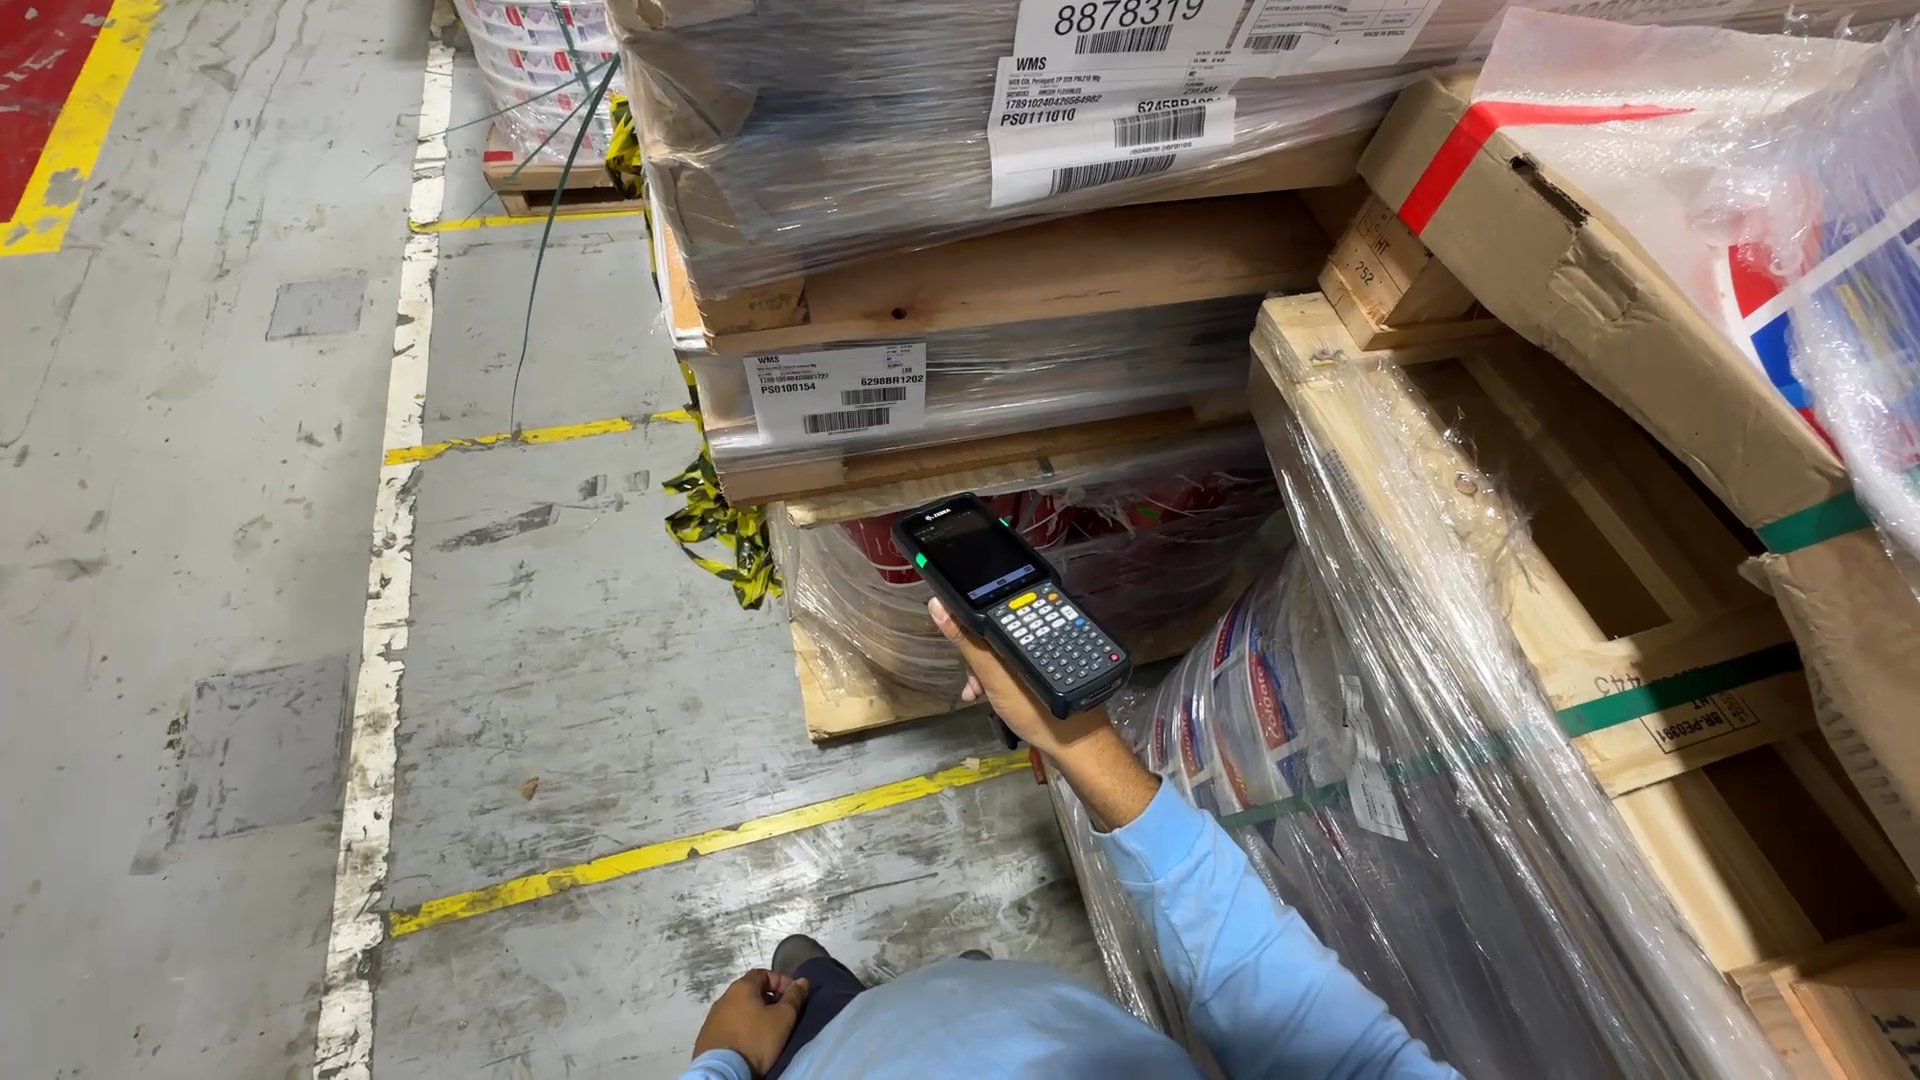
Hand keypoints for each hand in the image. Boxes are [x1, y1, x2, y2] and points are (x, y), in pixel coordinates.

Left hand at [691, 969, 808, 1075]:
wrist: (722, 1073)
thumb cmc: (756, 1040)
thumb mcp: (783, 1018)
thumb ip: (794, 997)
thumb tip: (802, 981)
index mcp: (742, 987)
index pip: (764, 973)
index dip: (781, 981)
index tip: (792, 996)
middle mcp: (724, 997)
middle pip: (750, 991)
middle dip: (768, 999)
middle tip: (781, 1014)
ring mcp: (712, 1018)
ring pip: (738, 1009)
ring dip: (753, 1015)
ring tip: (765, 1030)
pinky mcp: (706, 1037)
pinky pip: (728, 1025)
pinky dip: (740, 1028)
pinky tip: (747, 1042)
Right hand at [928, 597, 1159, 828]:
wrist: (1073, 745)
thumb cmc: (1033, 709)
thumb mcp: (992, 674)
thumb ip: (966, 640)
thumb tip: (939, 603)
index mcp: (1025, 631)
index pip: (988, 616)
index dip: (968, 631)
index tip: (961, 654)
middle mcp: (1035, 640)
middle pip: (994, 637)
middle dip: (977, 659)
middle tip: (975, 686)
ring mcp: (1041, 659)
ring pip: (1002, 655)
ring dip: (985, 674)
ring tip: (980, 696)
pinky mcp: (1044, 675)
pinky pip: (1013, 669)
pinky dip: (1000, 681)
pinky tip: (994, 699)